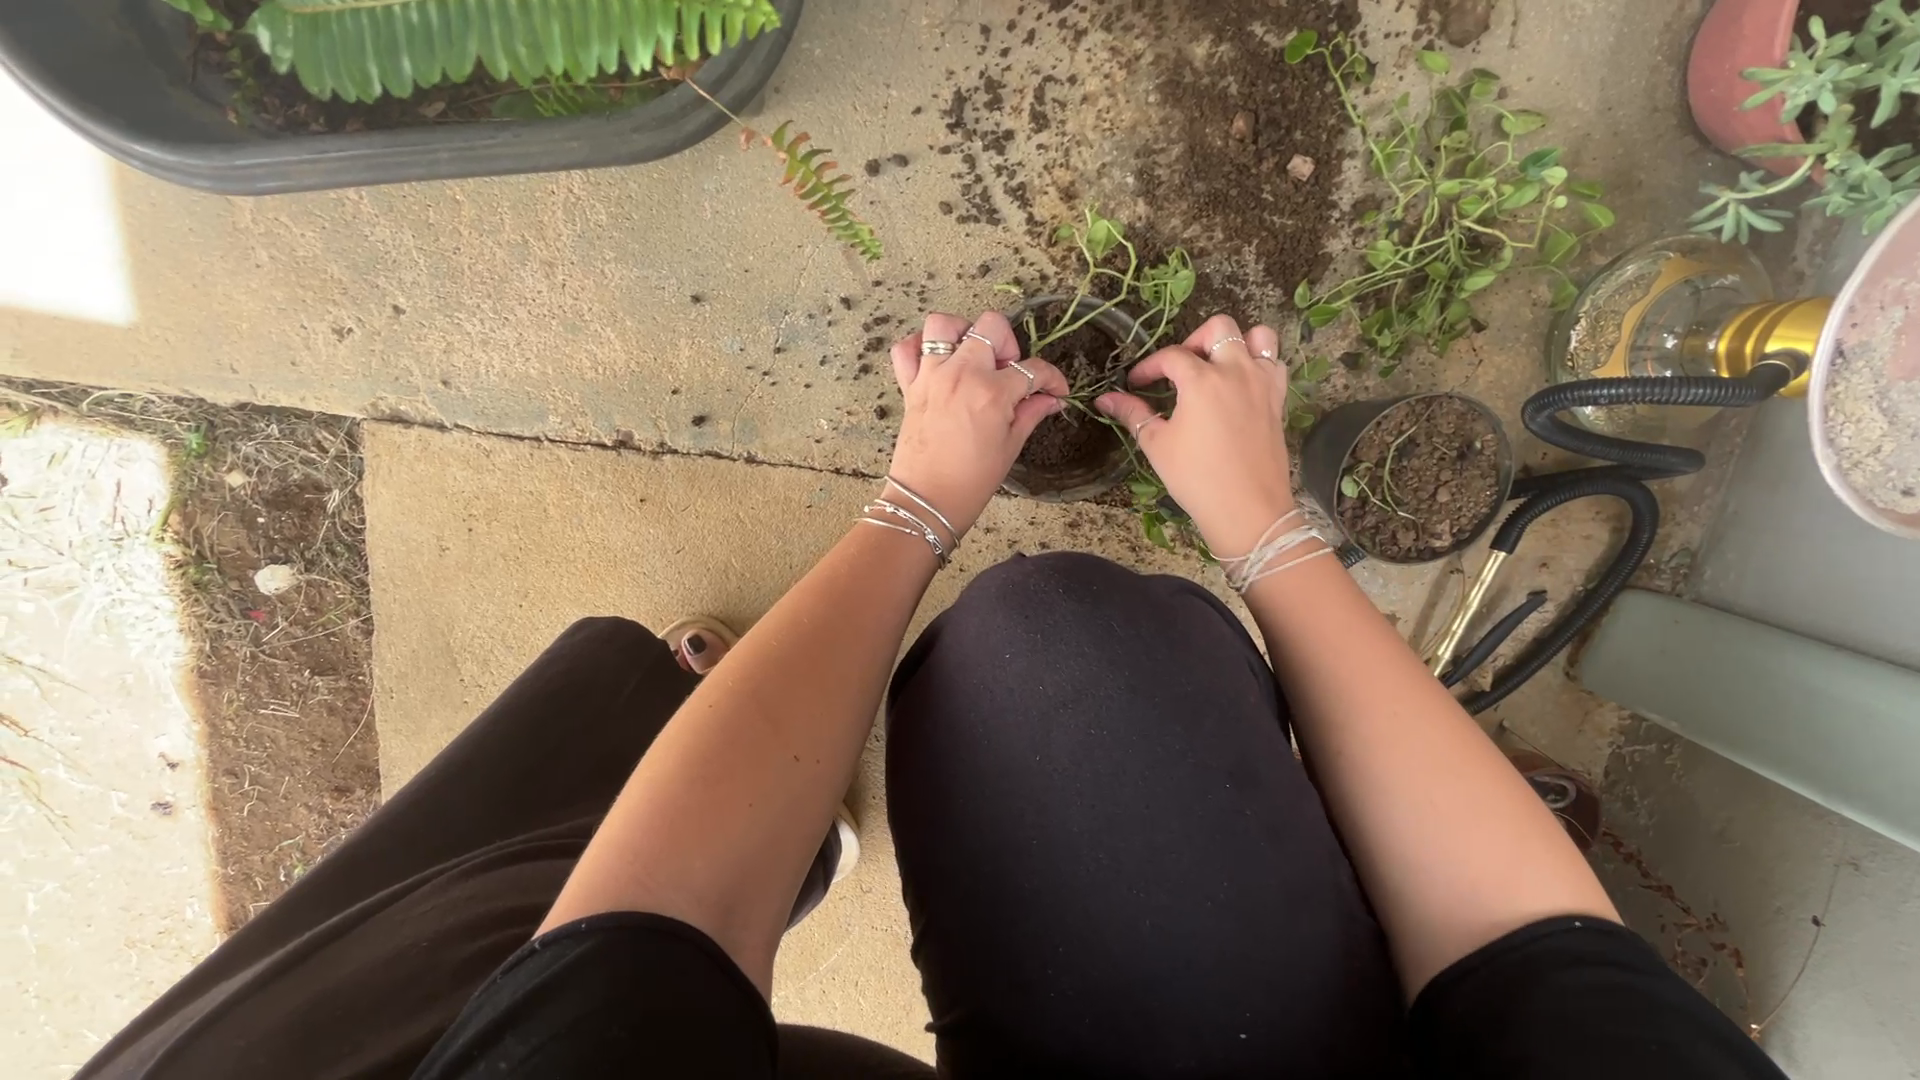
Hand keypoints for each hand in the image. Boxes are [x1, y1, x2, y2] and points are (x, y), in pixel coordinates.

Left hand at [887, 311, 1068, 538]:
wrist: (926, 501)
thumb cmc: (971, 481)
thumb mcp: (1010, 447)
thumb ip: (1030, 414)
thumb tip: (1051, 400)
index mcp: (992, 392)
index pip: (1033, 369)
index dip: (1051, 379)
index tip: (1055, 391)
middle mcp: (961, 374)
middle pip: (991, 327)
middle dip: (1008, 343)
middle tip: (1008, 371)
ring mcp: (931, 376)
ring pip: (942, 324)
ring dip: (962, 333)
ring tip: (972, 358)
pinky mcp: (909, 386)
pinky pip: (905, 348)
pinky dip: (918, 348)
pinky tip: (936, 364)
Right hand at [1095, 315, 1294, 555]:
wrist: (1247, 508)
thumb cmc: (1196, 478)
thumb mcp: (1157, 445)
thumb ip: (1133, 414)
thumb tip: (1104, 399)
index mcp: (1202, 380)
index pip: (1171, 356)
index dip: (1149, 367)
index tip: (1136, 383)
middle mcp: (1235, 371)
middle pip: (1218, 328)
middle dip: (1194, 340)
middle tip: (1179, 368)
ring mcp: (1262, 382)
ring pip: (1257, 336)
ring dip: (1235, 343)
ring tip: (1216, 366)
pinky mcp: (1278, 399)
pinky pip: (1274, 363)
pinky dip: (1258, 363)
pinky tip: (1241, 384)